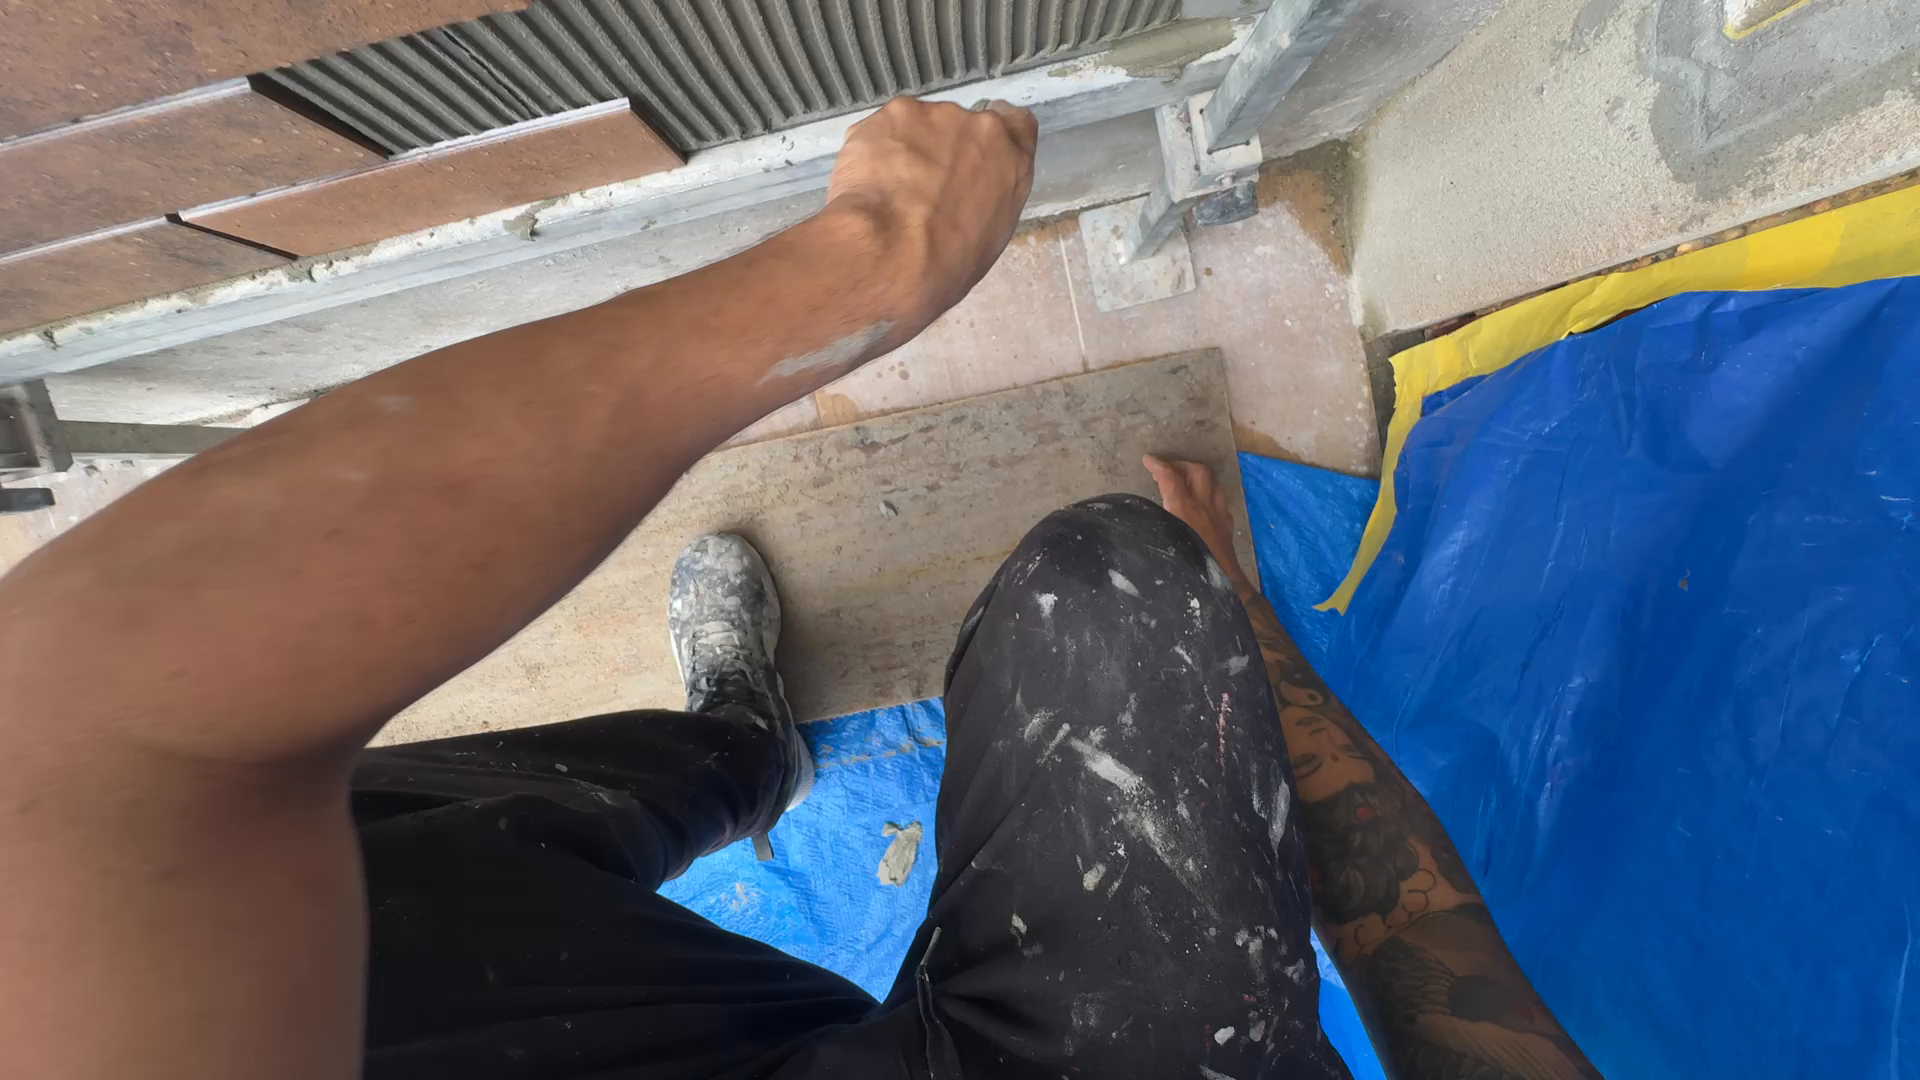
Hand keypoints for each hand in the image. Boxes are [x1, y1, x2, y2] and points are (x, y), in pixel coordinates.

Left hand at [823, 96, 1037, 332]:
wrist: (892, 253)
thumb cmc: (944, 265)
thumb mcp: (985, 243)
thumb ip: (984, 204)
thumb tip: (966, 202)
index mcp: (1011, 163)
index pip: (1017, 128)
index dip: (993, 143)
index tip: (975, 160)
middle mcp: (979, 128)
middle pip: (961, 128)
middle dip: (943, 152)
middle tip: (924, 192)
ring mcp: (933, 116)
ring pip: (918, 128)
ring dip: (906, 153)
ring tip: (890, 195)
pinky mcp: (891, 115)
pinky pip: (881, 131)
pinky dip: (875, 153)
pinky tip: (869, 186)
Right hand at [1143, 455, 1253, 592]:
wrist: (1224, 584)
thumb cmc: (1189, 568)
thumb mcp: (1162, 544)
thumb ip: (1152, 524)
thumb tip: (1138, 515)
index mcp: (1184, 509)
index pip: (1170, 477)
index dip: (1158, 465)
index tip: (1148, 459)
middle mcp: (1203, 506)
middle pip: (1197, 471)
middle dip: (1180, 464)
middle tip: (1167, 468)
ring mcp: (1219, 514)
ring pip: (1212, 482)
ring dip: (1197, 476)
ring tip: (1184, 480)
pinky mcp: (1227, 525)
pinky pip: (1219, 499)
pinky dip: (1208, 493)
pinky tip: (1201, 502)